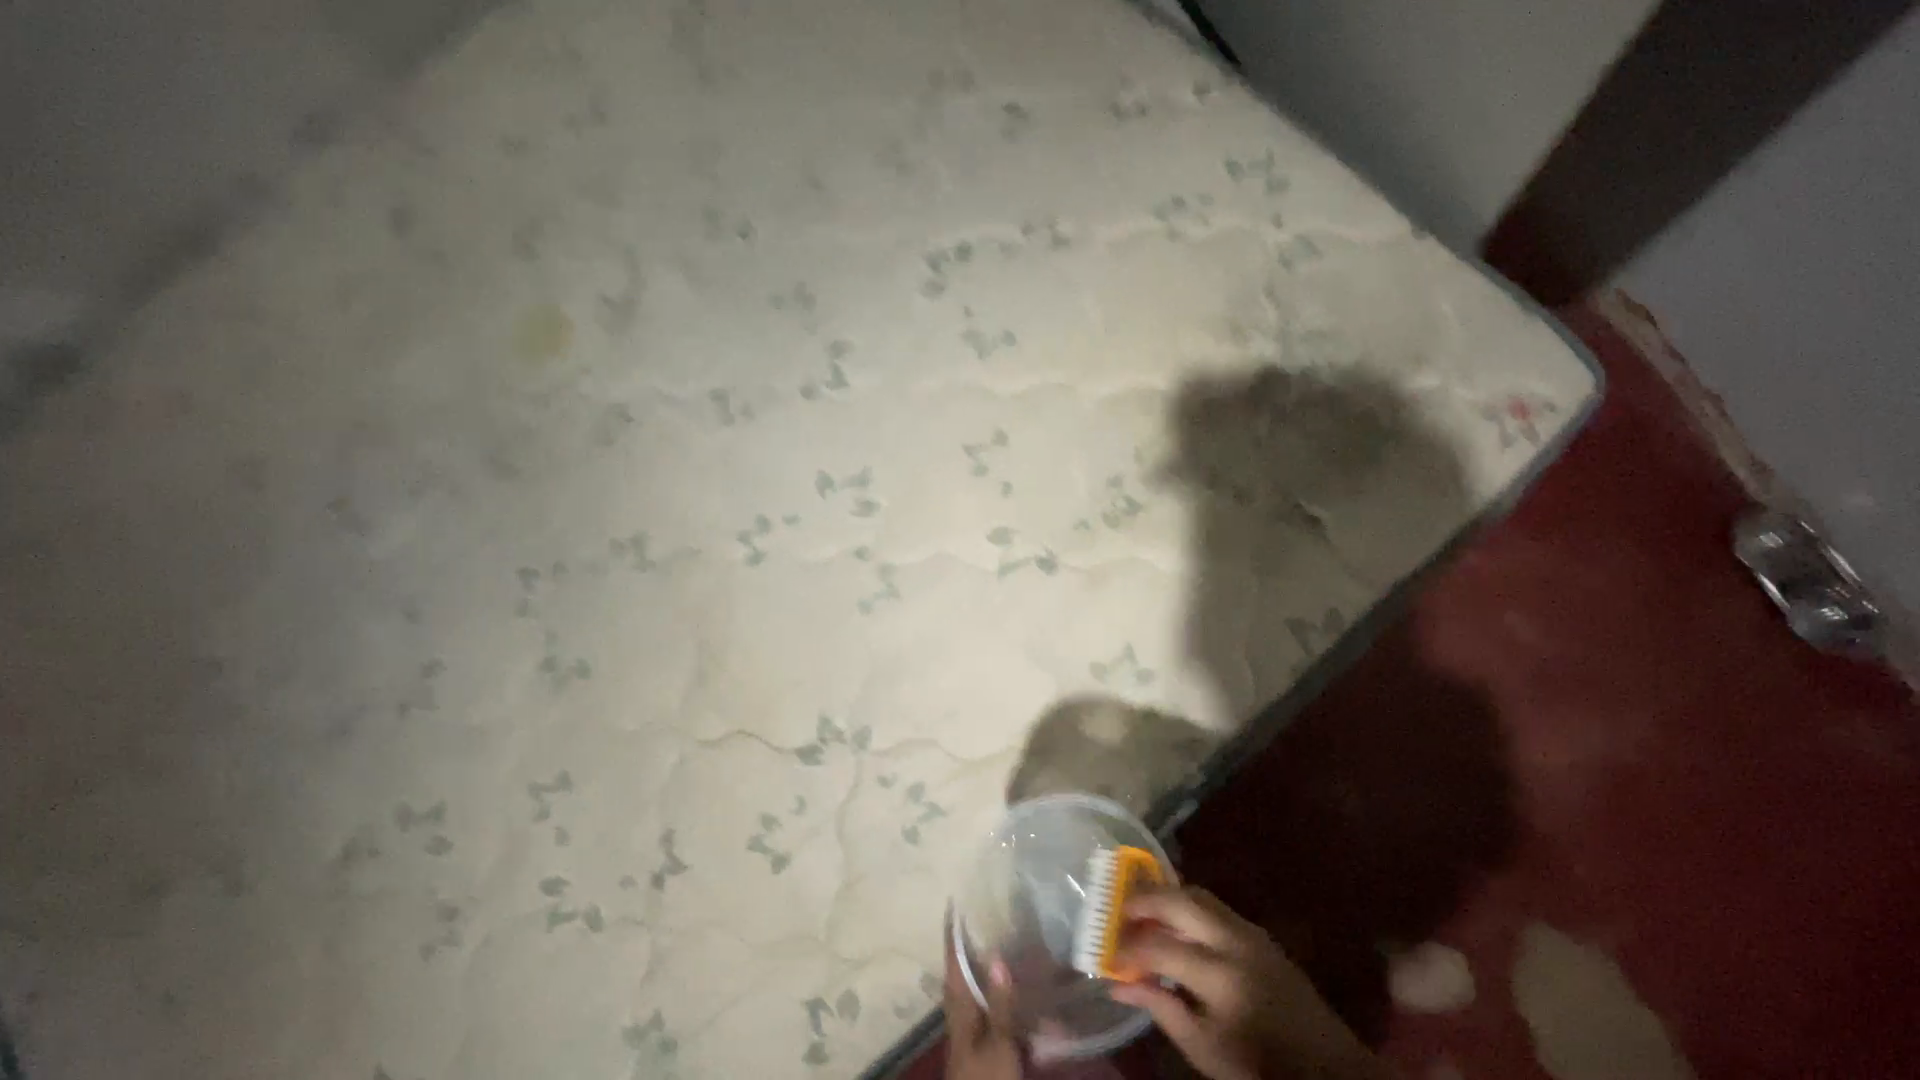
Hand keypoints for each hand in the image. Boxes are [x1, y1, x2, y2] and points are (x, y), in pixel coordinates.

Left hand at [943, 922, 1022, 1079]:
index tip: (956, 899)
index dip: (953, 930)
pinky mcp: (985, 1043)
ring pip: (981, 987)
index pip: (954, 958)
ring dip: (993, 967)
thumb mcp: (998, 1043)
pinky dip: (1007, 994)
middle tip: (993, 912)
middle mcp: (962, 1010)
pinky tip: (1028, 989)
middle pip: (966, 969)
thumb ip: (1000, 1002)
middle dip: (976, 942)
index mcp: (959, 1004)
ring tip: (1014, 941)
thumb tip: (997, 954)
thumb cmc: (984, 1078)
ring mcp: (972, 1027)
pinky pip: (995, 1008)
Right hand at [1108, 886, 1388, 1079]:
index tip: (1107, 955)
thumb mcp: (1203, 1048)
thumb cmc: (1258, 1065)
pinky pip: (1215, 907)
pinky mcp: (1260, 934)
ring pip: (1199, 895)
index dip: (1127, 948)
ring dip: (1166, 897)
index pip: (1159, 947)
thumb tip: (1117, 984)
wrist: (1324, 1066)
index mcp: (1220, 976)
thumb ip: (1160, 1008)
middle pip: (1180, 901)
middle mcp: (1235, 942)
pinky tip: (1174, 924)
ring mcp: (1251, 932)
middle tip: (1117, 911)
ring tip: (1141, 912)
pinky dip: (1187, 907)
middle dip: (1143, 901)